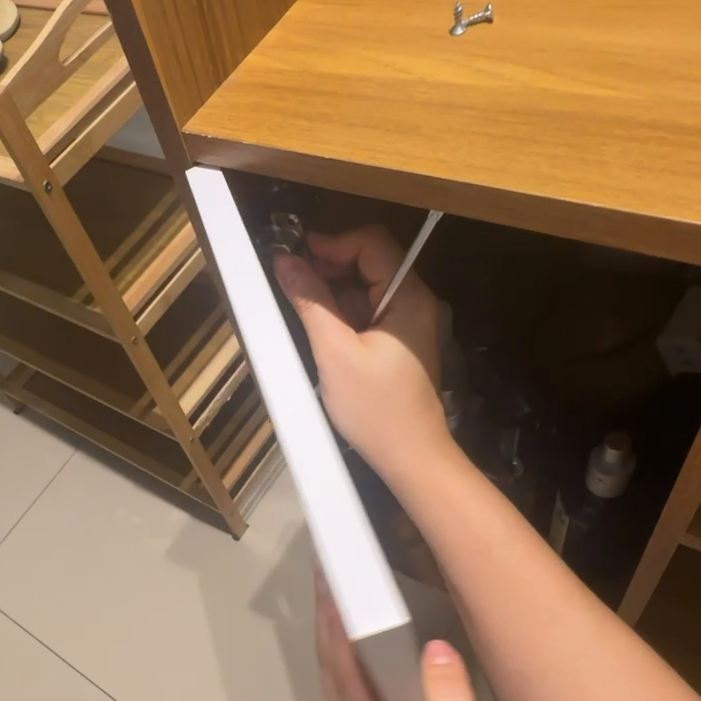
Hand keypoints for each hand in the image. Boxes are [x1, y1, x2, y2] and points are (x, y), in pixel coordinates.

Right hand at [273, 227, 452, 483]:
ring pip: (366, 289)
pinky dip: (342, 314)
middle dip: (329, 265)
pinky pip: (368, 314)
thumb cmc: (377, 409)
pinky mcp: (398, 345)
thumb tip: (286, 262)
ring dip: (333, 292)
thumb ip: (311, 303)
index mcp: (409, 297)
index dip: (332, 242)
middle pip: (371, 262)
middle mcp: (414, 303)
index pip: (372, 244)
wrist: (410, 457)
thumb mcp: (335, 353)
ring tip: (300, 306)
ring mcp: (407, 325)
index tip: (296, 254)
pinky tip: (319, 330)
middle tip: (292, 280)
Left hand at [314, 573, 505, 700]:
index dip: (332, 613)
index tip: (329, 571)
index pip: (340, 659)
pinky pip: (351, 675)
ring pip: (335, 664)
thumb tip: (435, 646)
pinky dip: (348, 642)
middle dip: (327, 606)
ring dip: (334, 621)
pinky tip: (366, 624)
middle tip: (333, 560)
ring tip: (344, 580)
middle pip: (329, 655)